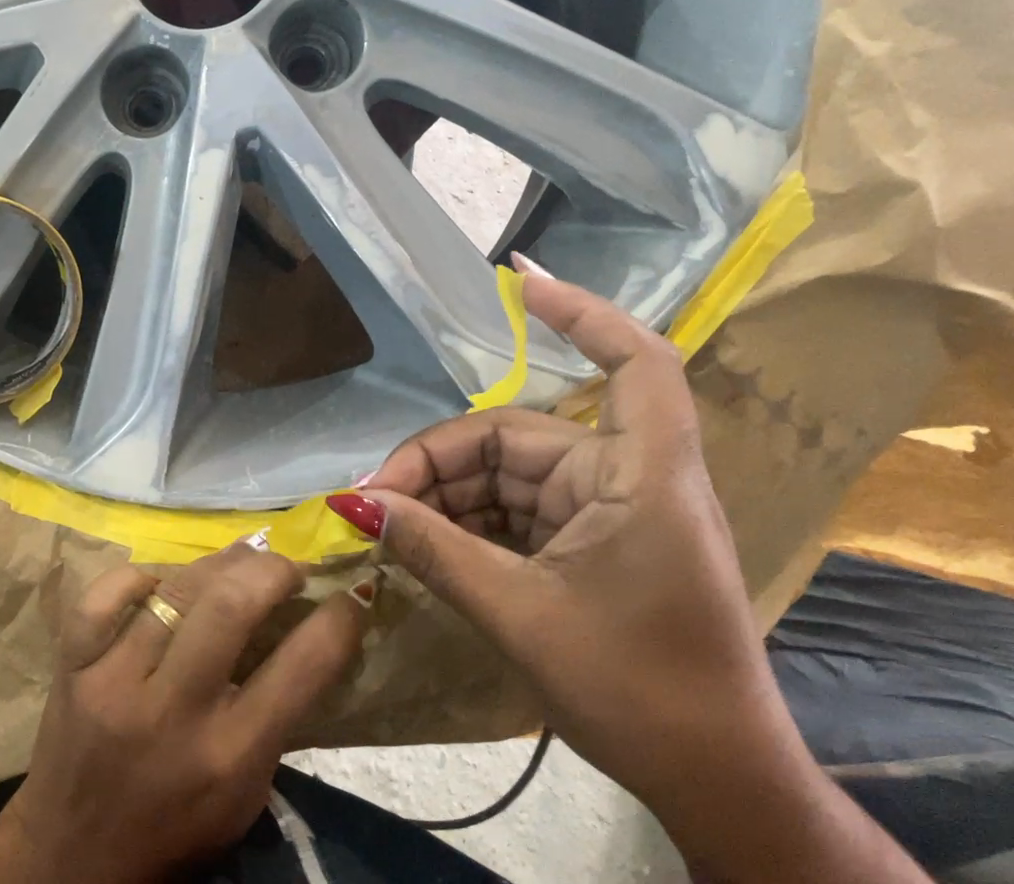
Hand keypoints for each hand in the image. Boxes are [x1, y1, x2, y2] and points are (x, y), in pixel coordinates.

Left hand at [0, 544, 366, 883]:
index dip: (337, 621)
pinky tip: (162, 578)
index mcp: (230, 756)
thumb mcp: (245, 795)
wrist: (73, 853)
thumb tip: (304, 637)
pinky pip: (102, 596)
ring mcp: (114, 681)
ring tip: (242, 557)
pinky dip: (137, 576)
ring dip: (218, 562)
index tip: (348, 595)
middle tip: (288, 566)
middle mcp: (174, 711)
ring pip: (173, 591)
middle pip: (231, 608)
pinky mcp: (71, 665)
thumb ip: (273, 721)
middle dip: (272, 570)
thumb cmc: (174, 828)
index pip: (300, 669)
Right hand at [330, 257, 928, 882]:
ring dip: (443, 497)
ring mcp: (607, 513)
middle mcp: (626, 479)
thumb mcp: (517, 613)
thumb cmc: (634, 687)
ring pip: (504, 475)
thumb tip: (354, 500)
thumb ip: (432, 548)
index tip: (515, 286)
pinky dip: (464, 523)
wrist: (709, 776)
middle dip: (437, 463)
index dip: (583, 315)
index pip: (636, 365)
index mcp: (640, 478)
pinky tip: (420, 544)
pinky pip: (512, 512)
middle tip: (372, 502)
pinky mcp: (590, 545)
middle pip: (517, 435)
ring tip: (387, 529)